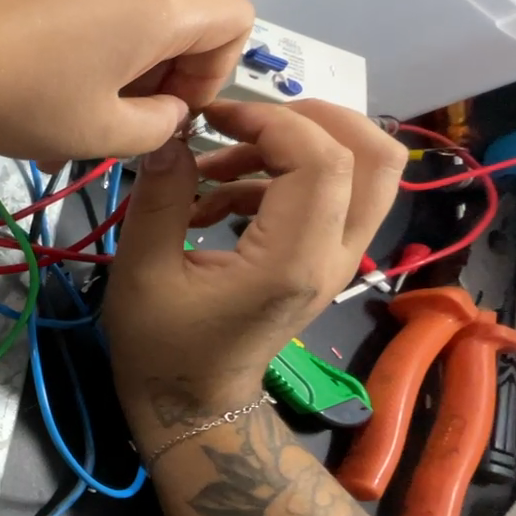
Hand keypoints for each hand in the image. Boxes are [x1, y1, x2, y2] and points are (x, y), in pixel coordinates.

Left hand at [0, 0, 253, 160]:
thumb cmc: (21, 104)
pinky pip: (81, 18)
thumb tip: (168, 110)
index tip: (165, 113)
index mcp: (162, 3)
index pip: (237, 21)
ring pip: (123, 26)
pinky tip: (32, 100)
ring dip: (108, 79)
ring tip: (61, 128)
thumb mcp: (99, 134)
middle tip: (110, 127)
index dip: (215, 74)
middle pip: (177, 23)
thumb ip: (157, 127)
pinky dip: (75, 59)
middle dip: (155, 82)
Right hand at [105, 100, 406, 450]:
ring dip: (294, 151)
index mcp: (290, 259)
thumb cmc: (158, 343)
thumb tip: (167, 141)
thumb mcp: (141, 271)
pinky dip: (280, 181)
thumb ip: (158, 202)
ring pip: (364, 175)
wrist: (189, 398)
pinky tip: (214, 202)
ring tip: (211, 169)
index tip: (210, 117)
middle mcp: (334, 254)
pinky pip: (332, 199)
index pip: (319, 161)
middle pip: (374, 157)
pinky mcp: (322, 263)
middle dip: (313, 120)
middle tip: (242, 120)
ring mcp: (337, 260)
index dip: (270, 122)